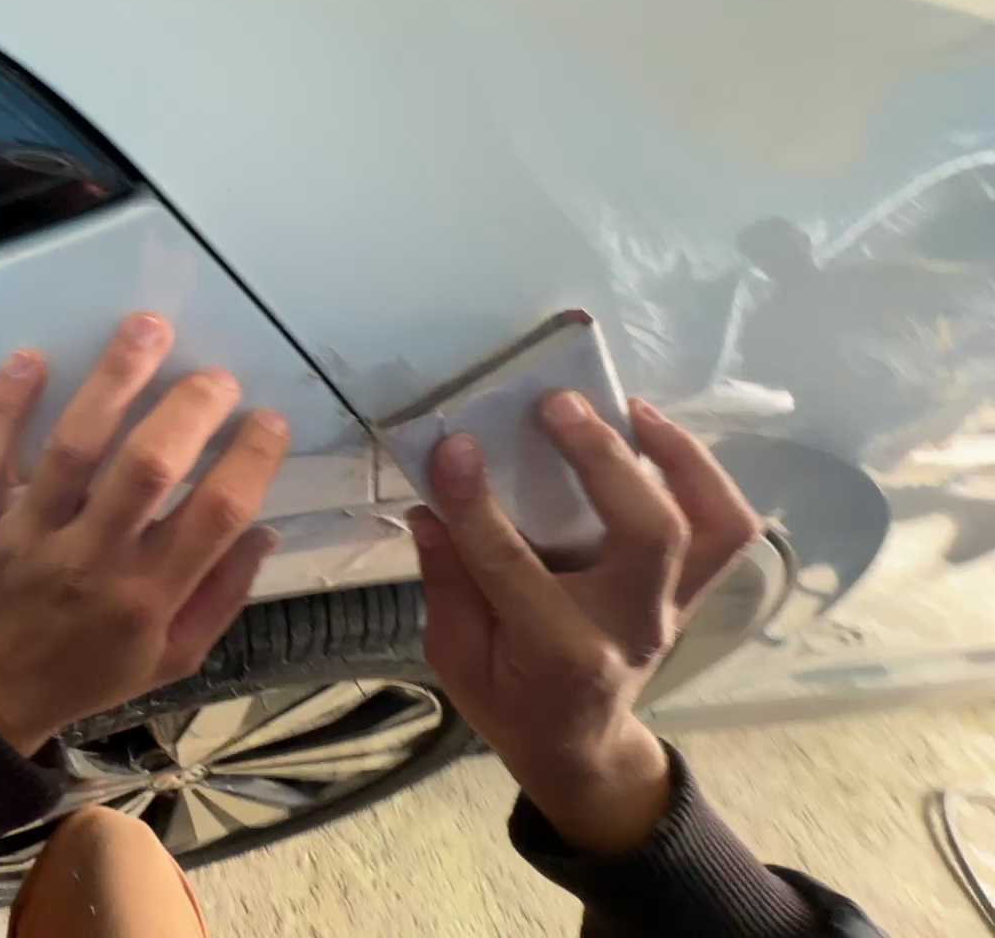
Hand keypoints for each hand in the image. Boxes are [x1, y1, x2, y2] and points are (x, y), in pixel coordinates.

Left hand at [0, 313, 291, 754]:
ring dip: (112, 381)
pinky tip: (30, 357)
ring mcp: (30, 536)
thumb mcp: (174, 658)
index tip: (267, 420)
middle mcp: (91, 559)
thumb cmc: (91, 672)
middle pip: (146, 467)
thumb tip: (264, 526)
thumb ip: (223, 596)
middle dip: (189, 409)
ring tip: (147, 328)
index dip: (250, 460)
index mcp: (148, 598)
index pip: (214, 515)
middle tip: (214, 376)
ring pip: (73, 449)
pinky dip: (3, 408)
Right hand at [406, 393, 759, 852]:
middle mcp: (631, 625)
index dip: (475, 500)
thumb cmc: (507, 702)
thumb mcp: (452, 655)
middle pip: (644, 532)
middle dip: (601, 458)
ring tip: (628, 408)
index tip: (452, 446)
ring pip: (711, 525)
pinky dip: (698, 475)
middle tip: (555, 404)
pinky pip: (720, 530)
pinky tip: (651, 435)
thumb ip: (445, 582)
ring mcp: (671, 607)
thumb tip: (429, 509)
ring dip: (679, 457)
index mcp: (558, 650)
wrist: (577, 744)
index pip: (511, 561)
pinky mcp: (687, 591)